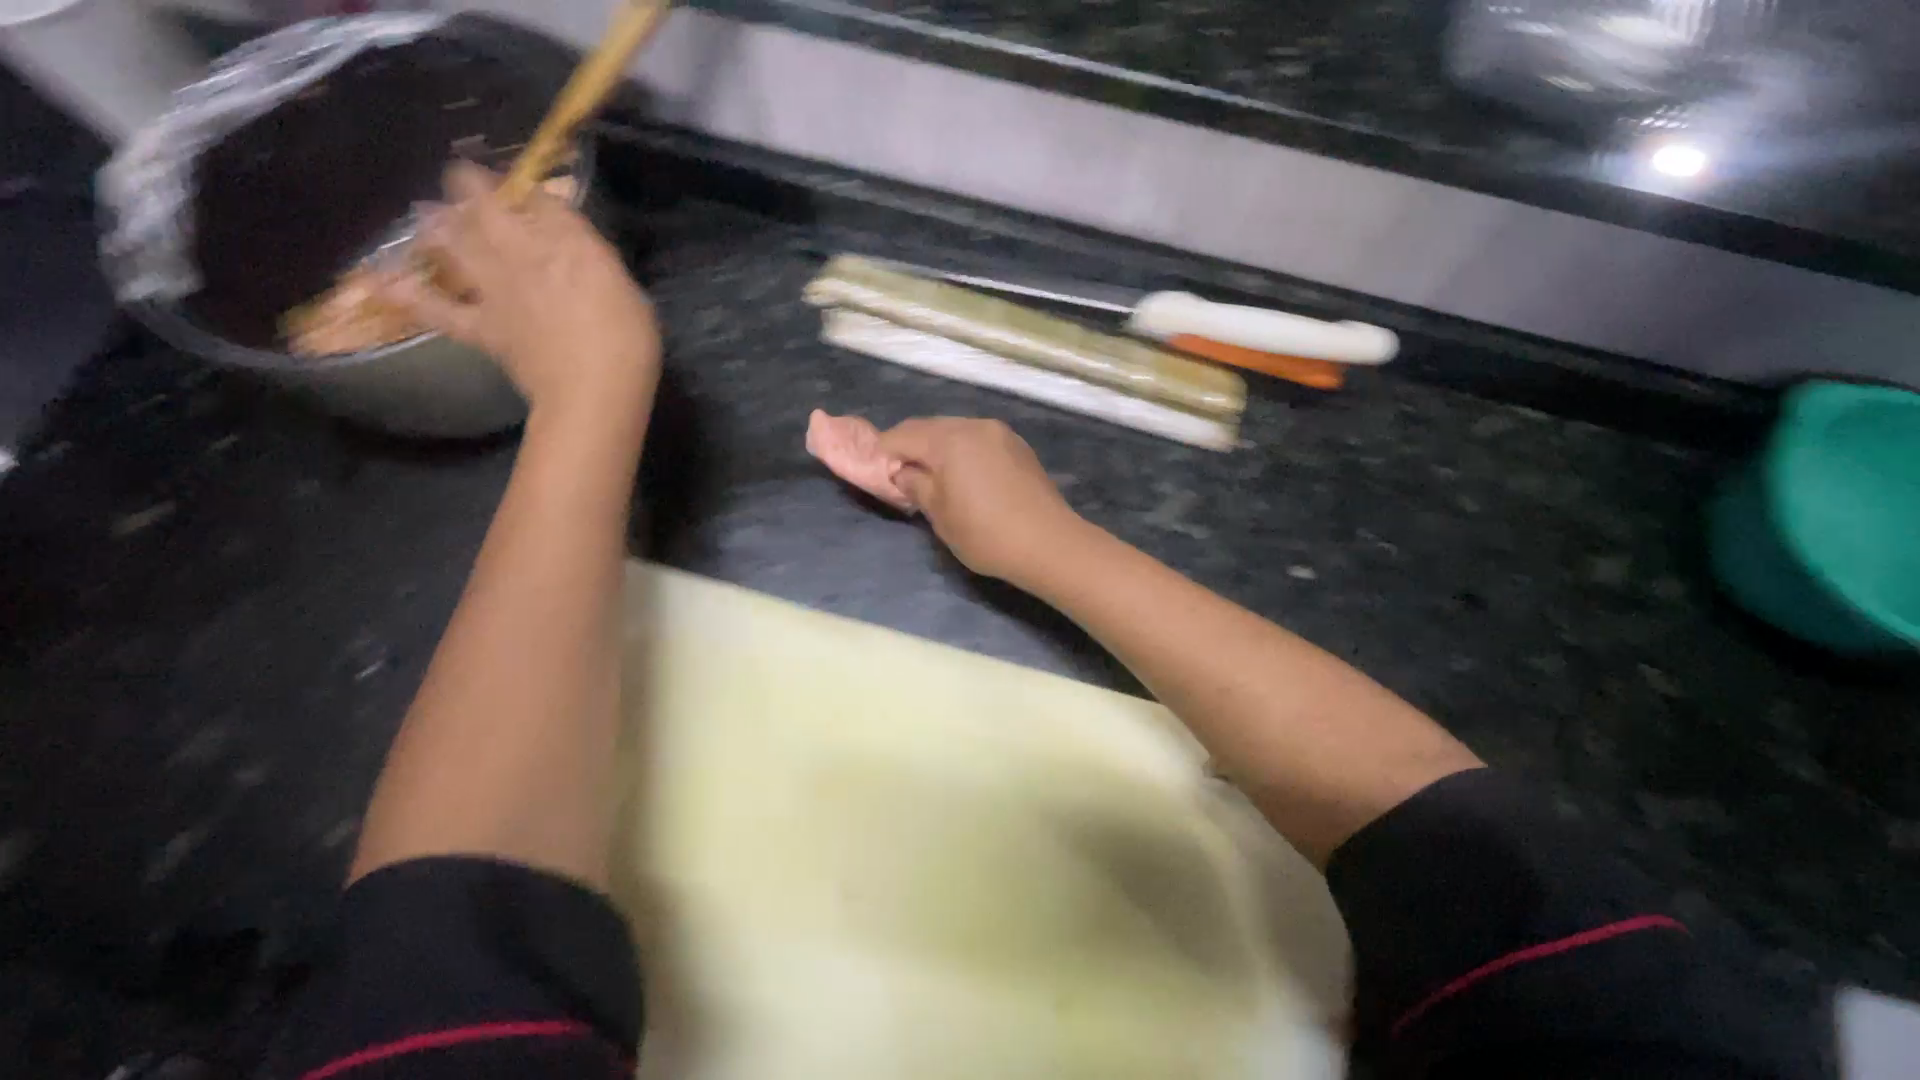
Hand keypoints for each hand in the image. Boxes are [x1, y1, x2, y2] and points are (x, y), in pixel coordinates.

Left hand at [384, 162, 661, 425]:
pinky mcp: (480, 326)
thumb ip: (597, 266)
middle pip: (487, 205)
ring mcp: (496, 289)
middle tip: (461, 176)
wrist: (592, 393)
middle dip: (472, 186)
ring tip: (427, 214)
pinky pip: (437, 308)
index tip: (529, 189)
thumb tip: (578, 254)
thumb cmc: (629, 344)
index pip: (542, 199)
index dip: (532, 188)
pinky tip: (386, 281)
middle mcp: (523, 253)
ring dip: (437, 225)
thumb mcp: (628, 291)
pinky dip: (410, 295)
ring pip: (454, 242)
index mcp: (568, 243)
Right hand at [877, 417, 1086, 583]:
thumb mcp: (940, 515)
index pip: (904, 434)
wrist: (1049, 544)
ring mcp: (1001, 434)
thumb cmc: (986, 533)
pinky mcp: (1019, 447)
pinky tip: (966, 479)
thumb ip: (916, 485)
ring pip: (958, 433)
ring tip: (934, 479)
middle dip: (913, 448)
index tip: (878, 471)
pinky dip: (965, 454)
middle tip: (903, 476)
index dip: (885, 451)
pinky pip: (980, 442)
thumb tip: (903, 471)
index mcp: (950, 439)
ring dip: (940, 450)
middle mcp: (975, 426)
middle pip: (931, 428)